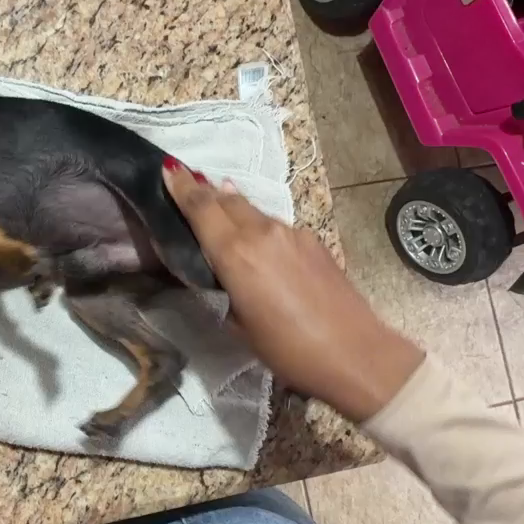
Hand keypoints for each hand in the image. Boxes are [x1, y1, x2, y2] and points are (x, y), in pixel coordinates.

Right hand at [163, 162, 423, 419]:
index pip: (202, 207)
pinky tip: (255, 239)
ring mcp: (293, 234)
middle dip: (205, 190)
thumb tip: (217, 268)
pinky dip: (256, 224)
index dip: (182, 186)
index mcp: (236, 253)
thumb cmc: (288, 349)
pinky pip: (274, 225)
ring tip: (216, 206)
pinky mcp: (314, 242)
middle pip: (227, 200)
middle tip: (186, 183)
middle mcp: (263, 233)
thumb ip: (223, 287)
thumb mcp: (239, 325)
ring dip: (231, 206)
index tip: (167, 169)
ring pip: (252, 211)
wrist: (356, 354)